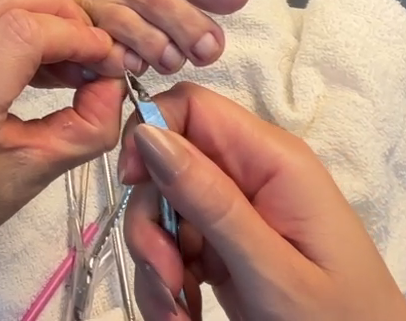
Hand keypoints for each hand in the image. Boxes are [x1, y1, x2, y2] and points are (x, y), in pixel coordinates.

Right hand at [120, 83, 405, 320]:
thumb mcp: (274, 272)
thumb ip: (211, 201)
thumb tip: (148, 132)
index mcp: (272, 160)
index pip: (191, 105)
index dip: (150, 131)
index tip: (131, 185)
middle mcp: (250, 174)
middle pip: (167, 162)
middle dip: (152, 219)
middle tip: (165, 277)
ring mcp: (236, 211)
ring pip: (162, 206)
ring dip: (155, 259)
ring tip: (176, 311)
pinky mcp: (224, 245)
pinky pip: (173, 243)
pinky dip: (166, 279)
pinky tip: (182, 311)